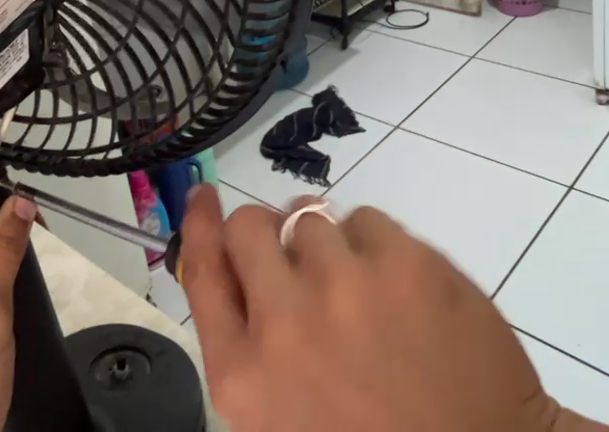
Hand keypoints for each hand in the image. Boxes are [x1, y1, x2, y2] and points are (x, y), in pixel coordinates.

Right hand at [178, 187, 608, 431]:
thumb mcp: (282, 417)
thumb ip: (250, 346)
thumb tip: (240, 270)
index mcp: (247, 376)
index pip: (203, 268)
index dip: (200, 224)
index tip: (205, 197)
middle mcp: (286, 319)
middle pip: (249, 226)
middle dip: (265, 233)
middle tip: (293, 257)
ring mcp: (349, 284)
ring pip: (311, 216)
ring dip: (325, 244)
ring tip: (359, 288)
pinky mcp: (408, 262)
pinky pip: (366, 218)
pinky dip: (374, 244)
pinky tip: (398, 286)